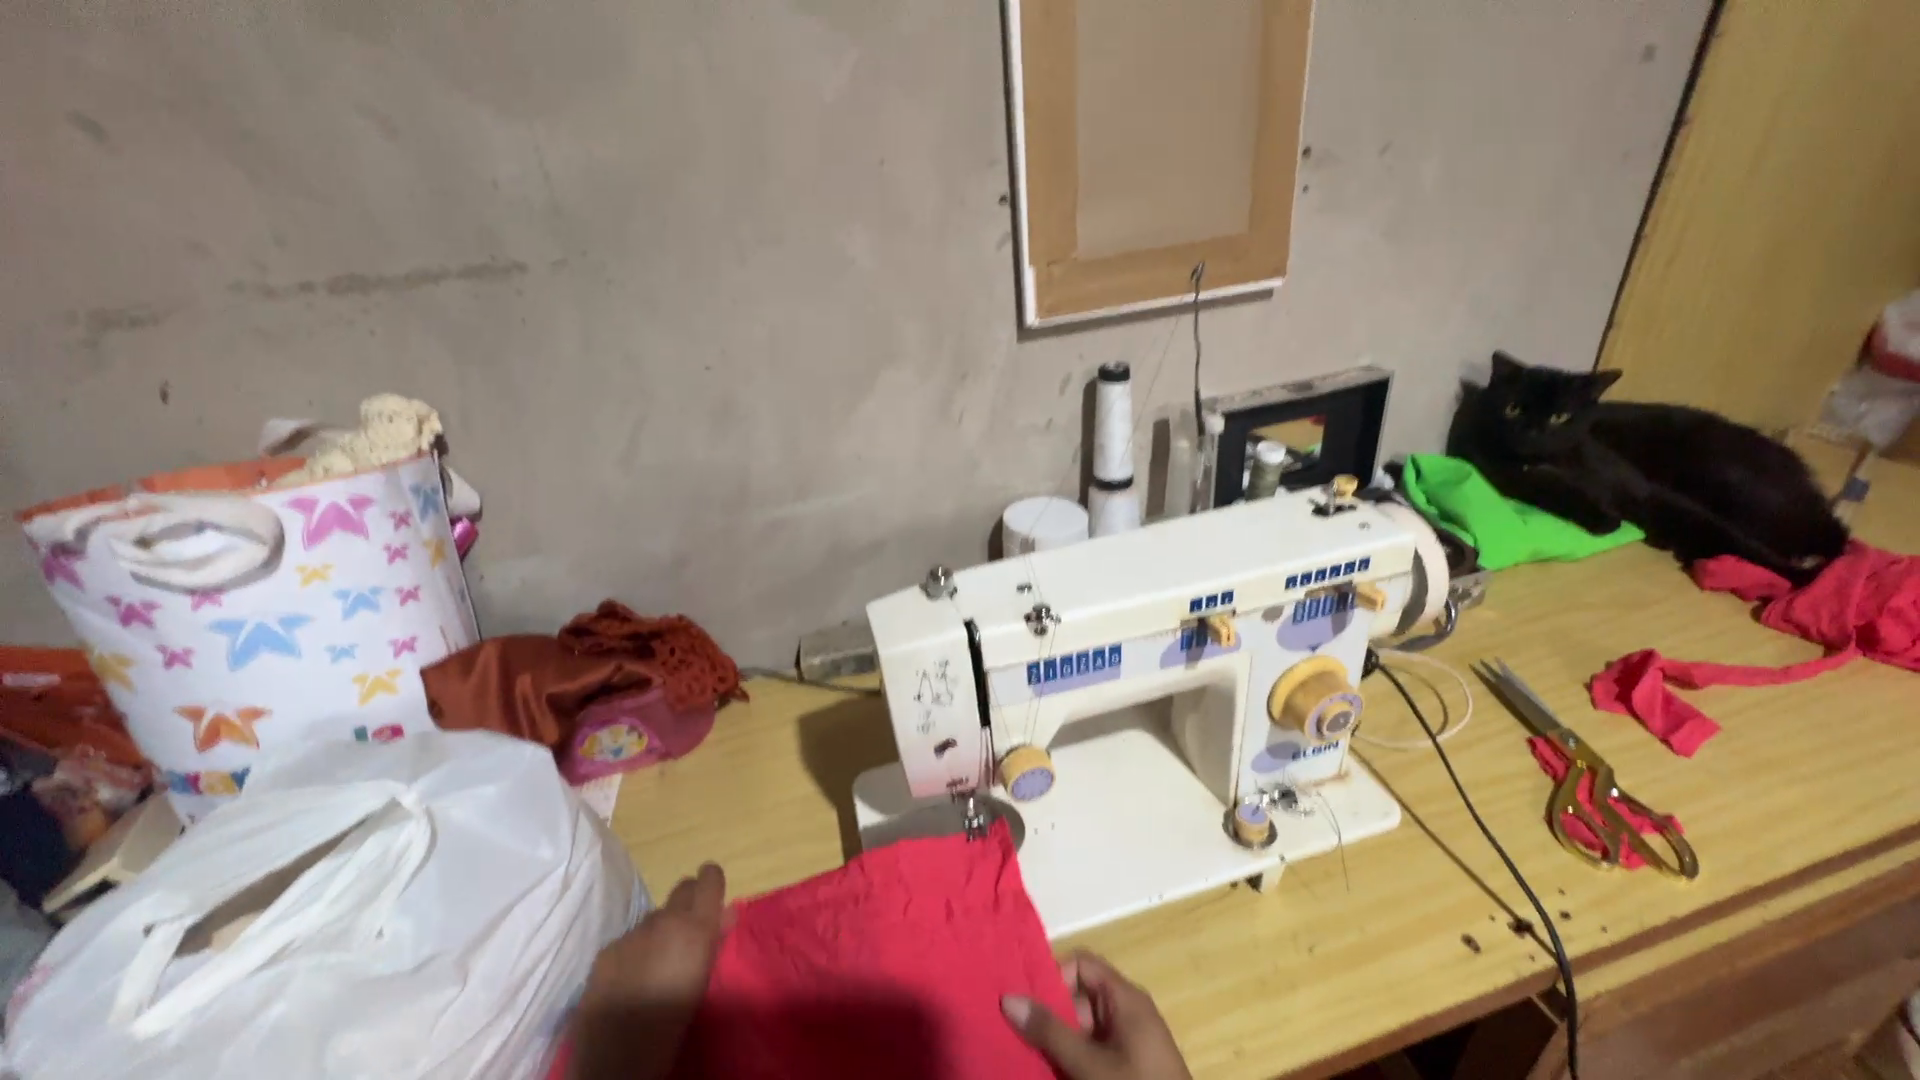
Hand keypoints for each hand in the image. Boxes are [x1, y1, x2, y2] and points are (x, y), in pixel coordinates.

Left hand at [570, 863, 730, 1079]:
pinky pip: (630, 937)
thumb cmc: (672, 1023)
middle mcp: (663, 919)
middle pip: (682, 888)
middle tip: (690, 932)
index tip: (713, 897)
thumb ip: (715, 940)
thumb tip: (727, 911)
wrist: (613, 1058)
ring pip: (655, 916)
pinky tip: (632, 978)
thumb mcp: (703, 980)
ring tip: (659, 963)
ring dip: (662, 929)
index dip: (712, 883)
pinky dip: (636, 949)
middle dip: (689, 901)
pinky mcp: (607, 949)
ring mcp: (632, 932)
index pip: (708, 878)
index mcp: (695, 927)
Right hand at [1002, 951, 1191, 1079]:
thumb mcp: (1090, 1064)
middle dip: (1048, 1014)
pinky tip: (1048, 1072)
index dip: (1052, 977)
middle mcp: (1126, 1010)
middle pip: (1077, 996)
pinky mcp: (1125, 1064)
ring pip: (1080, 1026)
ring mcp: (1127, 1039)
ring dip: (1055, 1040)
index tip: (1026, 1003)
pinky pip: (1090, 1049)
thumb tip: (1008, 997)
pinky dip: (1069, 1057)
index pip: (1081, 964)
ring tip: (1024, 1053)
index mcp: (1125, 997)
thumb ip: (1050, 1031)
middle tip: (1015, 1032)